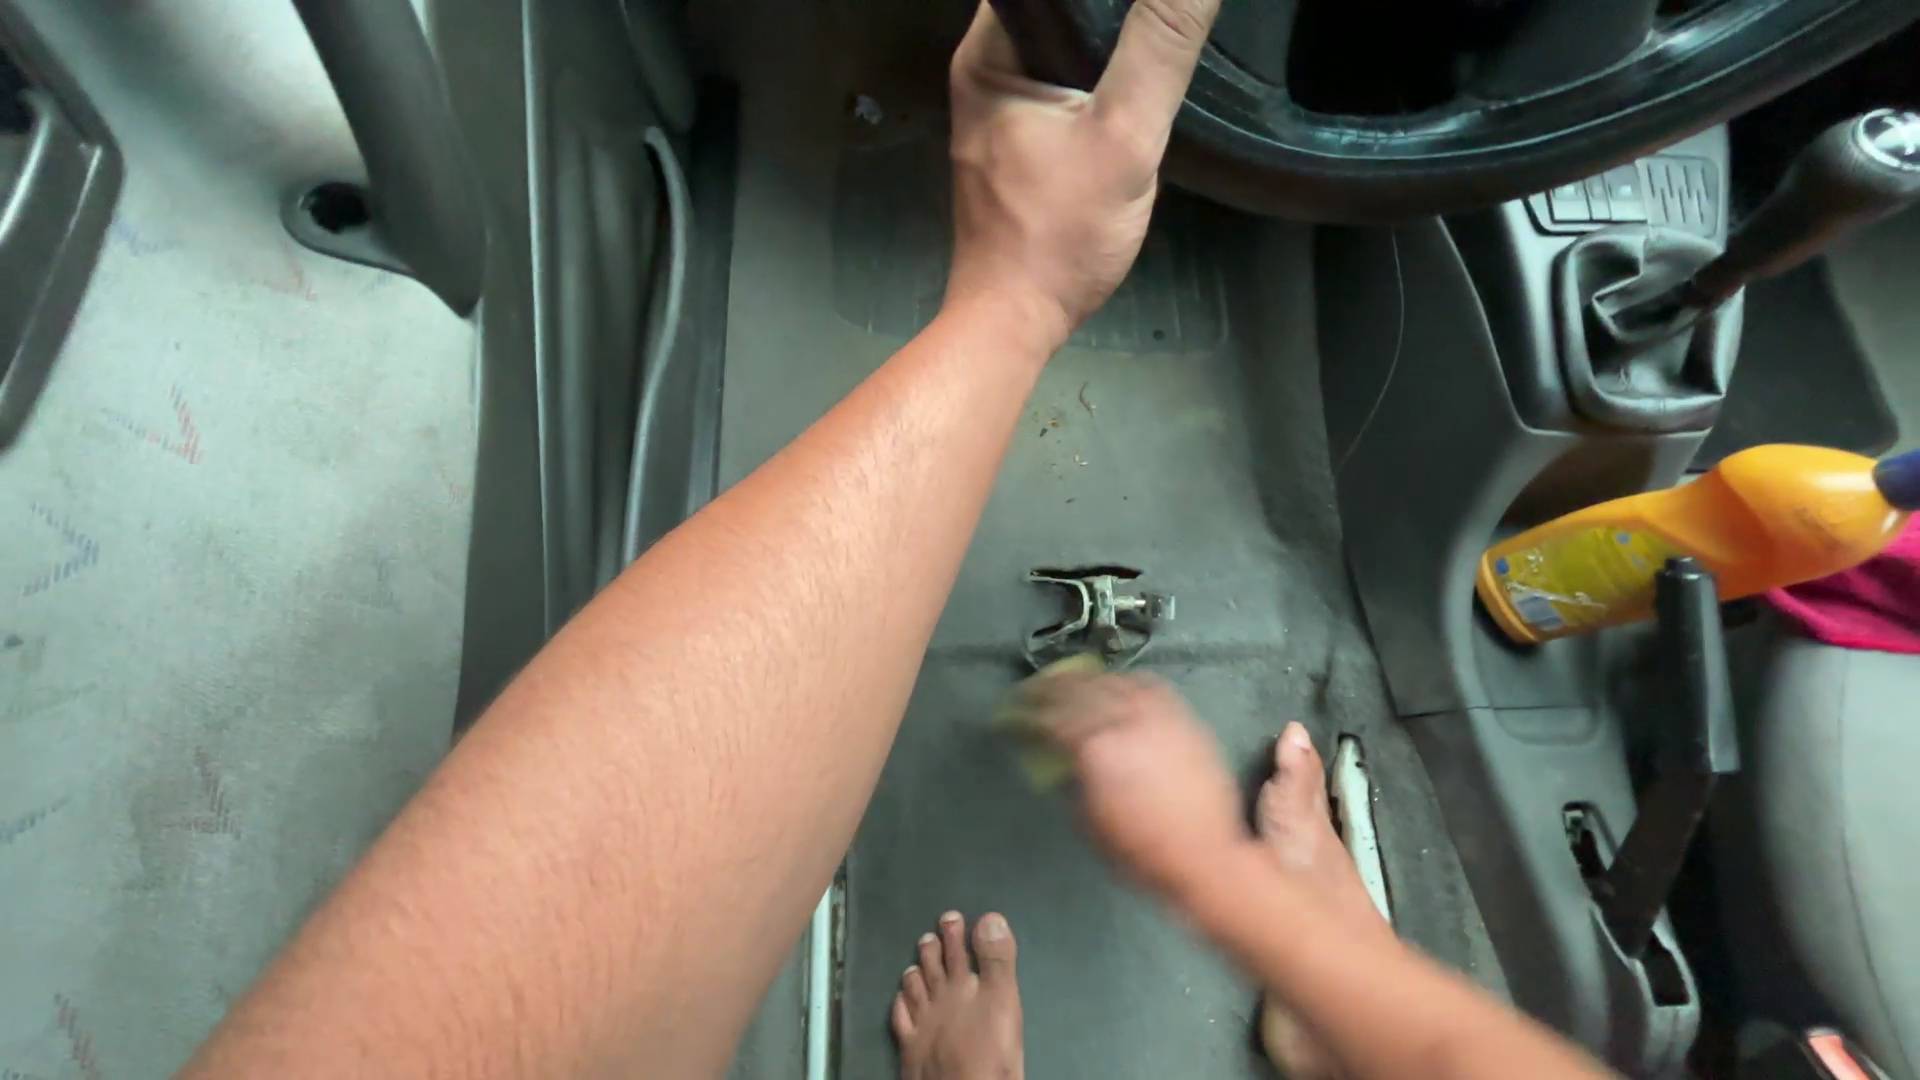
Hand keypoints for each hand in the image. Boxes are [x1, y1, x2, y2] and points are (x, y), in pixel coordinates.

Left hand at [944, 0, 1222, 347]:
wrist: (1015, 322)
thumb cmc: (1057, 239)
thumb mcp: (1122, 136)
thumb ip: (1161, 43)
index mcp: (990, 52)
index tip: (1157, 2)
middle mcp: (986, 72)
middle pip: (1061, 9)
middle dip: (1115, 11)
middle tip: (1171, 17)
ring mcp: (999, 112)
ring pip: (1064, 50)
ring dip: (1113, 45)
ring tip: (1165, 40)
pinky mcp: (1017, 146)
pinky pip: (1064, 90)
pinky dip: (1099, 84)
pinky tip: (1136, 88)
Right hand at [1037, 673, 1252, 898]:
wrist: (1207, 857)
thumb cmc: (1140, 851)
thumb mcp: (1088, 822)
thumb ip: (1071, 782)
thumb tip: (1062, 760)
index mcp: (1095, 749)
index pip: (1050, 719)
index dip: (1026, 714)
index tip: (1013, 713)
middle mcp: (1124, 722)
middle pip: (1078, 690)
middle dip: (1049, 688)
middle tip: (1032, 690)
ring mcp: (1156, 716)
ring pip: (1113, 681)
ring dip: (1086, 679)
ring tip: (1071, 682)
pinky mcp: (1182, 718)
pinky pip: (1150, 685)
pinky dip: (1127, 681)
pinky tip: (1118, 685)